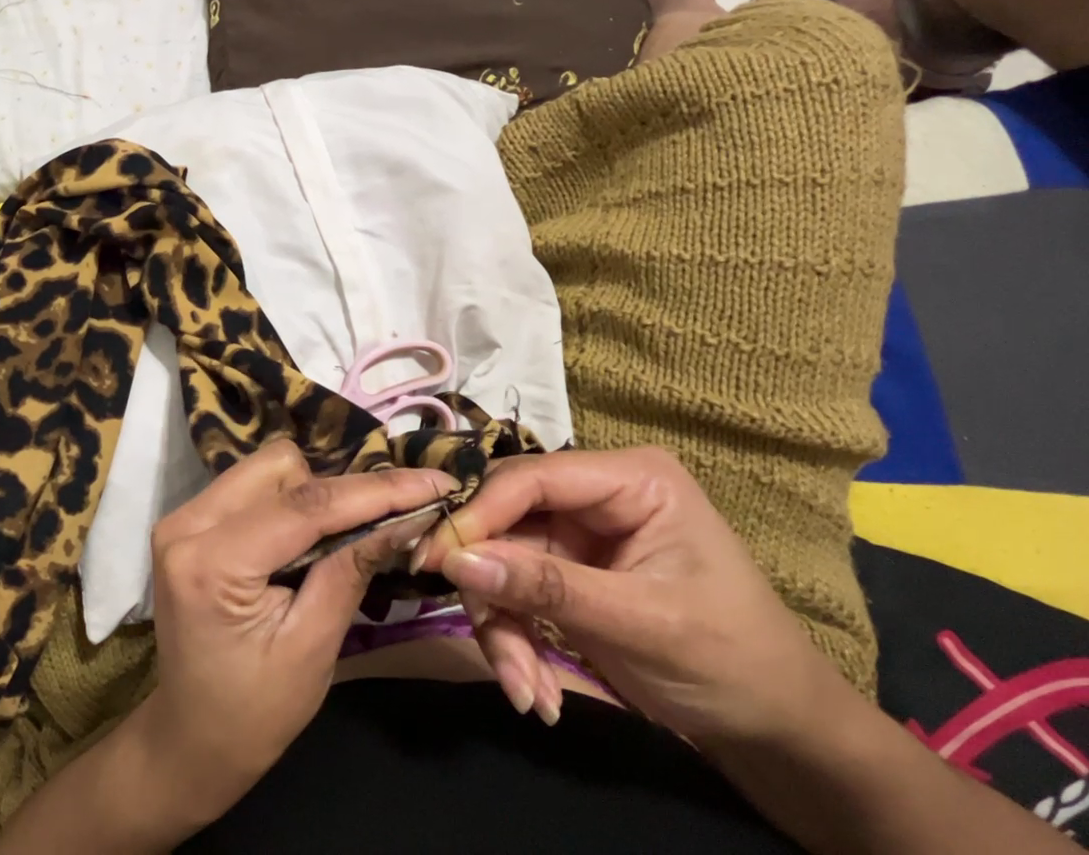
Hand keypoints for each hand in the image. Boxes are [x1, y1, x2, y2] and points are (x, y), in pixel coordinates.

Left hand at [144, 441, 450, 801]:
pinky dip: (286, 505)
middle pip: (279, 467)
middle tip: (383, 525)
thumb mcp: (313, 644)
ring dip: (311, 496)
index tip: (437, 482)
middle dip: (338, 491)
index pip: (305, 504)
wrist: (194, 736)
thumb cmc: (255, 709)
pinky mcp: (186, 525)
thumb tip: (407, 515)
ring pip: (264, 470)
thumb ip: (352, 569)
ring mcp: (180, 520)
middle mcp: (185, 524)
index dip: (377, 490)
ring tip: (340, 542)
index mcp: (211, 562)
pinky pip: (248, 488)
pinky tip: (308, 542)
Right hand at [411, 447, 839, 744]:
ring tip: (527, 691)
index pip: (530, 478)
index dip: (478, 515)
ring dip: (502, 628)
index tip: (434, 562)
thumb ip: (546, 587)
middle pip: (502, 518)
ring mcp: (573, 535)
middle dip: (489, 586)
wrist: (771, 727)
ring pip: (494, 561)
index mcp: (631, 480)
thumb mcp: (641, 623)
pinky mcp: (558, 573)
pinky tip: (536, 691)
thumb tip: (454, 561)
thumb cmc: (731, 661)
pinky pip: (507, 594)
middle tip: (486, 638)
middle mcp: (593, 496)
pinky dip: (513, 641)